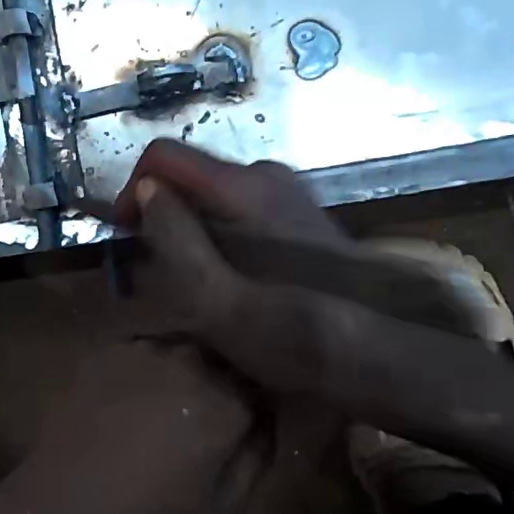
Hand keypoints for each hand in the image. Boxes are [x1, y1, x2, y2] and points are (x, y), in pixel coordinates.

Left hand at [0, 338, 270, 513]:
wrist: (67, 503)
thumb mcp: (226, 506)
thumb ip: (258, 452)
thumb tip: (265, 416)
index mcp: (226, 398)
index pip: (257, 381)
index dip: (252, 399)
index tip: (244, 418)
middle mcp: (189, 359)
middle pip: (217, 358)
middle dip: (217, 380)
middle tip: (200, 416)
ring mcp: (144, 348)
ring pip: (177, 350)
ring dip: (178, 371)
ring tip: (159, 408)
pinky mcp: (107, 348)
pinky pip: (139, 352)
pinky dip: (142, 370)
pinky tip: (125, 401)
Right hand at [110, 140, 387, 398]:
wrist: (384, 357)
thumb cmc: (297, 335)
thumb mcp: (218, 301)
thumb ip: (176, 241)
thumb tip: (146, 191)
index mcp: (243, 186)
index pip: (162, 156)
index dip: (132, 192)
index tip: (129, 241)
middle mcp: (263, 174)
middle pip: (185, 176)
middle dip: (160, 216)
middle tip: (158, 271)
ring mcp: (283, 191)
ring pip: (207, 194)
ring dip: (186, 229)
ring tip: (192, 281)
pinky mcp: (294, 211)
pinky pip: (233, 207)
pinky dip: (213, 233)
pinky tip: (229, 278)